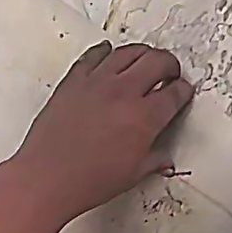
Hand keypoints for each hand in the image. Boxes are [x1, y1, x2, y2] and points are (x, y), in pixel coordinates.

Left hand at [5, 41, 194, 223]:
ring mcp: (97, 82)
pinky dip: (105, 52)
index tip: (182, 92)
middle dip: (169, 65)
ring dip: (142, 54)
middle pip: (157, 61)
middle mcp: (124, 93)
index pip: (175, 93)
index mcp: (145, 117)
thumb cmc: (88, 180)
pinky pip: (94, 55)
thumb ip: (153, 160)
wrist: (48, 177)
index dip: (183, 91)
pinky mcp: (74, 81)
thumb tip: (163, 159)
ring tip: (144, 62)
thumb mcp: (131, 174)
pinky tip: (108, 55)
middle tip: (169, 73)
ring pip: (129, 51)